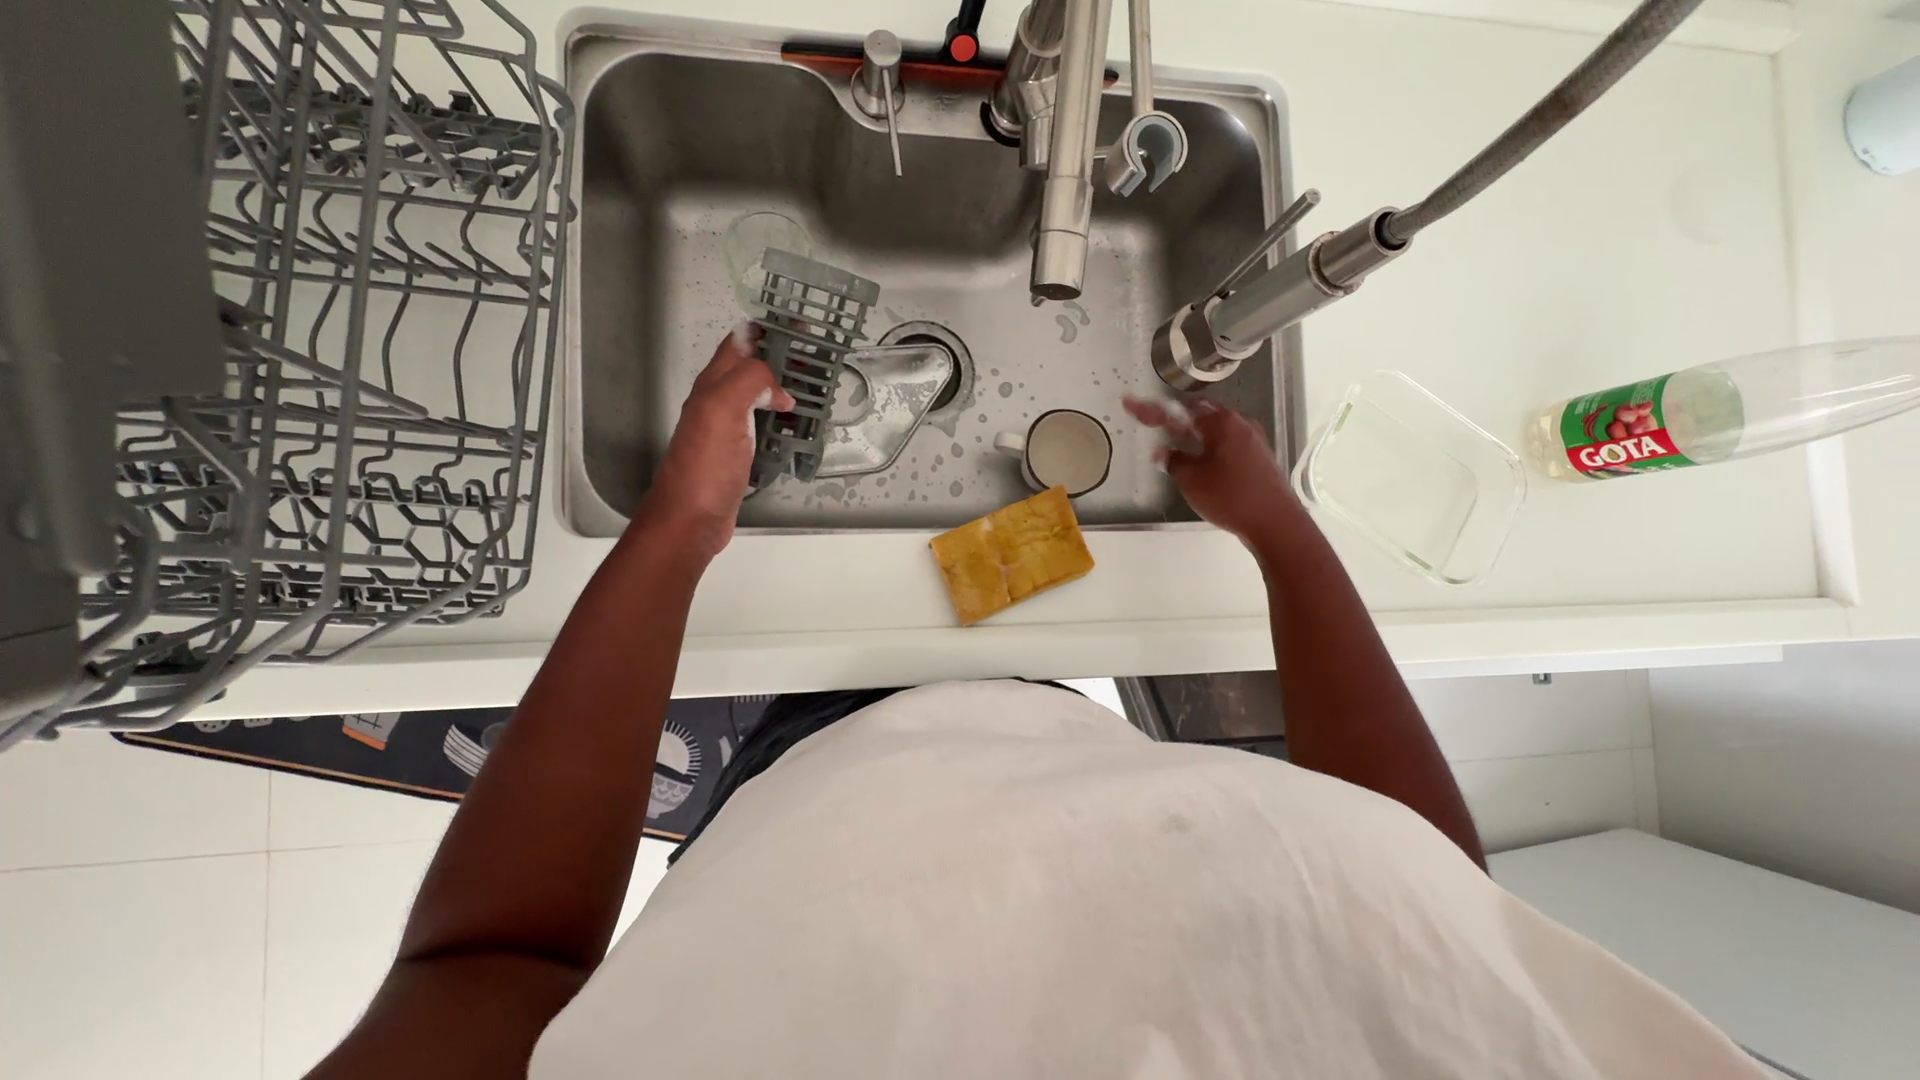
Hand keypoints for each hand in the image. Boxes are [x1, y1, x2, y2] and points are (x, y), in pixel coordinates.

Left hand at [635, 324, 793, 562]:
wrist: (691, 519)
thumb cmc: (705, 465)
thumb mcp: (723, 408)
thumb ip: (750, 380)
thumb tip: (778, 387)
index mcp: (713, 384)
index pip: (740, 342)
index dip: (768, 329)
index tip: (801, 326)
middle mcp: (717, 401)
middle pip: (752, 367)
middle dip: (782, 358)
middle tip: (817, 360)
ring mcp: (727, 428)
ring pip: (759, 396)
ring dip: (785, 388)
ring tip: (815, 389)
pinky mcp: (738, 454)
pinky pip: (763, 425)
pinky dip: (782, 420)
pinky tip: (797, 427)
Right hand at [1123, 395, 1294, 543]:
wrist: (1275, 522)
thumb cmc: (1229, 497)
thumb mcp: (1191, 481)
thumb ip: (1174, 461)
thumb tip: (1163, 452)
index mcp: (1220, 423)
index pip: (1177, 411)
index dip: (1150, 410)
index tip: (1129, 403)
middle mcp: (1239, 424)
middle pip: (1200, 414)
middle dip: (1177, 419)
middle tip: (1156, 426)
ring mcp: (1253, 440)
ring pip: (1216, 430)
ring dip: (1195, 435)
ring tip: (1177, 447)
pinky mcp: (1260, 457)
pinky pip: (1228, 444)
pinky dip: (1210, 448)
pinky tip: (1202, 463)